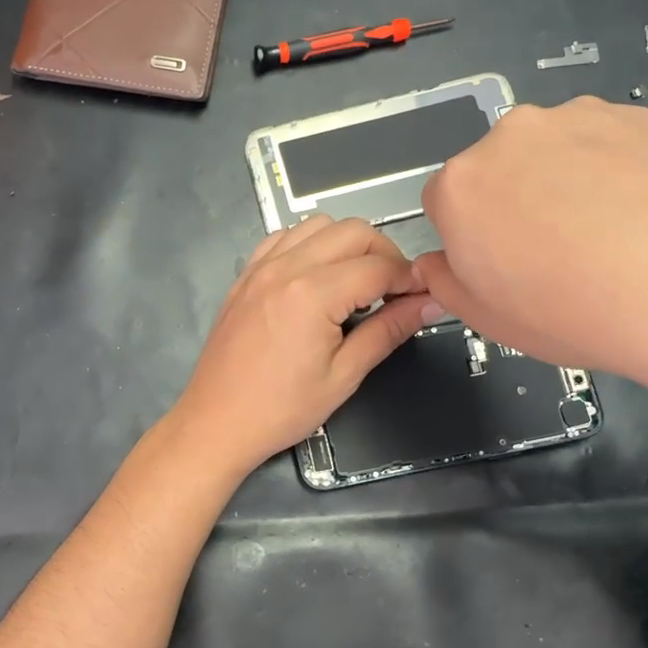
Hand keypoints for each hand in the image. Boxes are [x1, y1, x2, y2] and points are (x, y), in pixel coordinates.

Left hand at [170, 216, 437, 471]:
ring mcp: (260, 268)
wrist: (217, 422)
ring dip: (347, 243)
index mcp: (312, 294)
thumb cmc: (281, 409)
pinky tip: (317, 276)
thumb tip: (429, 304)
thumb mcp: (343, 376)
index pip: (378, 266)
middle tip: (394, 290)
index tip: (421, 296)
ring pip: (318, 225)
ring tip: (357, 282)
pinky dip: (309, 244)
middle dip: (384, 253)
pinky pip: (283, 238)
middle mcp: (285, 268)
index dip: (409, 279)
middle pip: (353, 231)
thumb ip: (388, 332)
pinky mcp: (245, 276)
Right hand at [415, 96, 647, 386]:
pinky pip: (604, 143)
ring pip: (551, 152)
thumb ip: (444, 283)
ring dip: (561, 181)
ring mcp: (576, 118)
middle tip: (552, 253)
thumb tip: (436, 262)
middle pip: (495, 169)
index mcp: (460, 187)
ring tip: (603, 234)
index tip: (500, 265)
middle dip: (512, 202)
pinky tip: (637, 214)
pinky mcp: (635, 114)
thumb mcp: (486, 320)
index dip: (468, 238)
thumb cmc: (572, 310)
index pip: (442, 203)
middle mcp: (509, 138)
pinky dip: (611, 170)